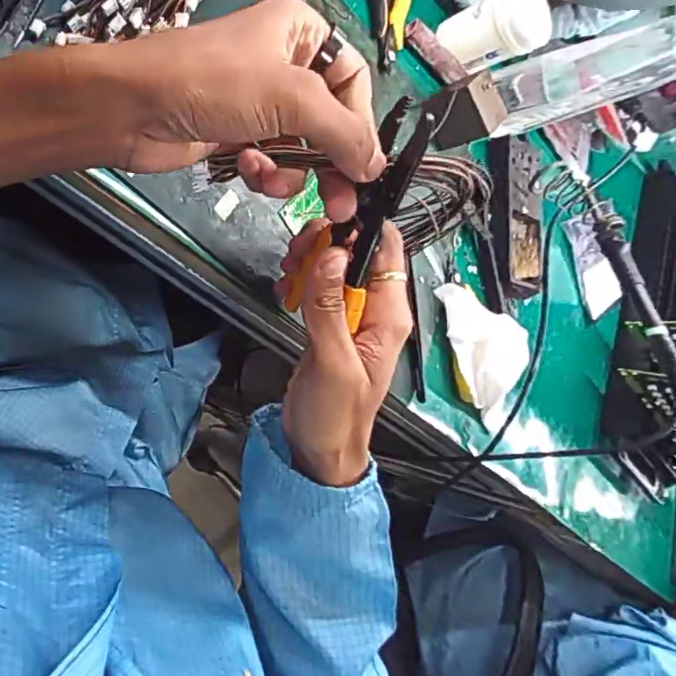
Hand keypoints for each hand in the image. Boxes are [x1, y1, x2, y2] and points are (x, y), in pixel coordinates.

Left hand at [81, 0, 384, 221]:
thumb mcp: (290, 97)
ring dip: (293, 171)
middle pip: (328, 119)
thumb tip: (375, 165)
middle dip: (332, 161)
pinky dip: (263, 172)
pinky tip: (249, 172)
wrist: (131, 108)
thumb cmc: (212, 84)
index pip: (352, 80)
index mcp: (300, 32)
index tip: (365, 165)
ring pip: (298, 146)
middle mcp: (281, 63)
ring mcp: (253, 101)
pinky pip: (267, 158)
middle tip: (341, 204)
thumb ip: (341, 132)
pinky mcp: (230, 133)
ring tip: (274, 183)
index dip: (360, 124)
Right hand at [276, 219, 412, 486]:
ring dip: (307, 262)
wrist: (318, 447)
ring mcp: (348, 316)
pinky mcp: (326, 324)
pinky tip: (286, 291)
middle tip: (297, 255)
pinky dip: (298, 281)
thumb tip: (332, 255)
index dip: (359, 231)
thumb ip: (329, 306)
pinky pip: (315, 287)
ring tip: (288, 276)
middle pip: (354, 254)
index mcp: (388, 316)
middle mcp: (372, 310)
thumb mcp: (332, 360)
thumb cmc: (336, 415)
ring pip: (331, 267)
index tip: (326, 228)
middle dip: (323, 245)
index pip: (386, 252)